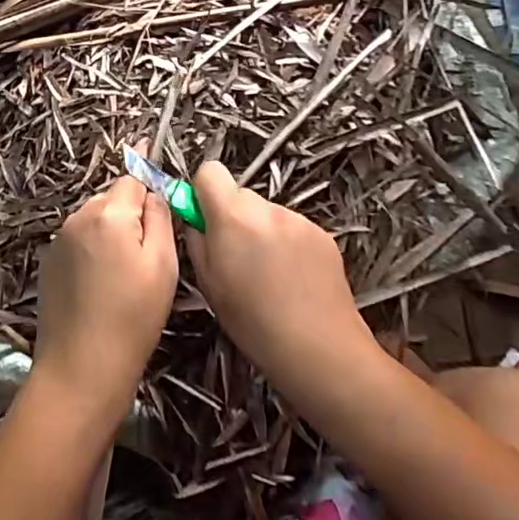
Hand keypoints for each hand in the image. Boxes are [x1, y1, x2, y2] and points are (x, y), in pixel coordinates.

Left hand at [33, 166, 178, 415]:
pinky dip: (93, 248)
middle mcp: (78, 217)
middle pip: (111, 198)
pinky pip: (79, 241)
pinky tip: (103, 282)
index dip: (146, 172)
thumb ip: (160, 218)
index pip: (131, 178)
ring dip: (111, 230)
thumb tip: (154, 192)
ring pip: (94, 219)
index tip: (151, 155)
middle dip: (130, 210)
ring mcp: (59, 240)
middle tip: (151, 244)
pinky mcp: (49, 263)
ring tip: (127, 268)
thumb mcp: (162, 266)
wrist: (80, 368)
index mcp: (108, 214)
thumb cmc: (133, 318)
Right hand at [184, 161, 379, 392]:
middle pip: (240, 194)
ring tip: (266, 273)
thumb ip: (197, 240)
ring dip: (260, 231)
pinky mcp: (322, 234)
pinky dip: (285, 244)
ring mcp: (298, 220)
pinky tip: (290, 278)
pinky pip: (291, 228)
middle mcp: (267, 210)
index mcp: (232, 217)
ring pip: (266, 213)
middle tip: (234, 255)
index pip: (210, 171)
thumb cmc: (254, 323)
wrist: (319, 348)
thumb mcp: (208, 283)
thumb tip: (196, 221)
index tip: (204, 217)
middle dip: (233, 216)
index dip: (203, 191)